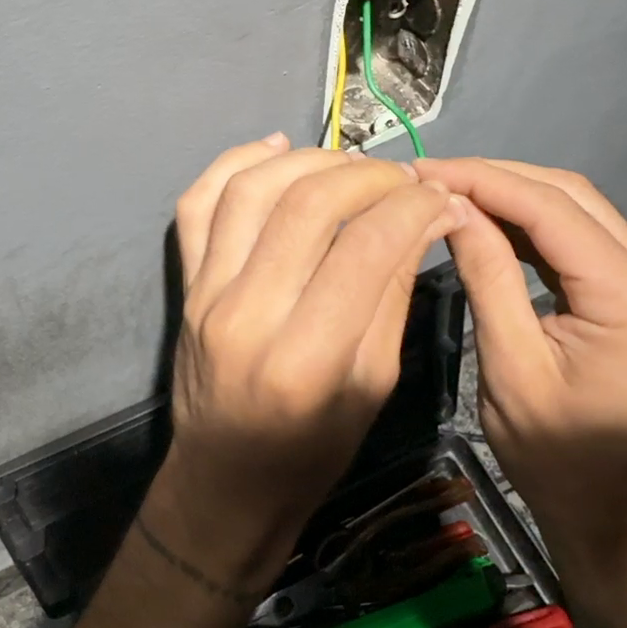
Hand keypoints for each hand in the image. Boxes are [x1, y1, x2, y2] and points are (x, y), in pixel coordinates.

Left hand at [147, 134, 468, 599]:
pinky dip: (235, 161)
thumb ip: (392, 294)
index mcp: (305, 358)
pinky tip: (278, 147)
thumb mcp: (373, 385)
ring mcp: (205, 292)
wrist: (225, 480)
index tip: (442, 198)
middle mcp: (246, 314)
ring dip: (309, 160)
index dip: (413, 209)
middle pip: (308, 205)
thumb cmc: (311, 450)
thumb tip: (426, 216)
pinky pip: (197, 202)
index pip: (366, 247)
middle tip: (403, 179)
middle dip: (368, 176)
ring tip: (351, 164)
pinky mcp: (184, 282)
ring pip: (251, 188)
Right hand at [413, 158, 626, 627]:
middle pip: (572, 198)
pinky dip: (532, 228)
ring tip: (449, 194)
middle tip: (429, 178)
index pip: (551, 209)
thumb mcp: (512, 370)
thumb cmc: (559, 464)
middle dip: (497, 178)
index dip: (482, 180)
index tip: (421, 170)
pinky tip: (488, 225)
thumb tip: (451, 206)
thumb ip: (486, 277)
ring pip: (578, 214)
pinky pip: (581, 246)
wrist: (615, 527)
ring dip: (514, 198)